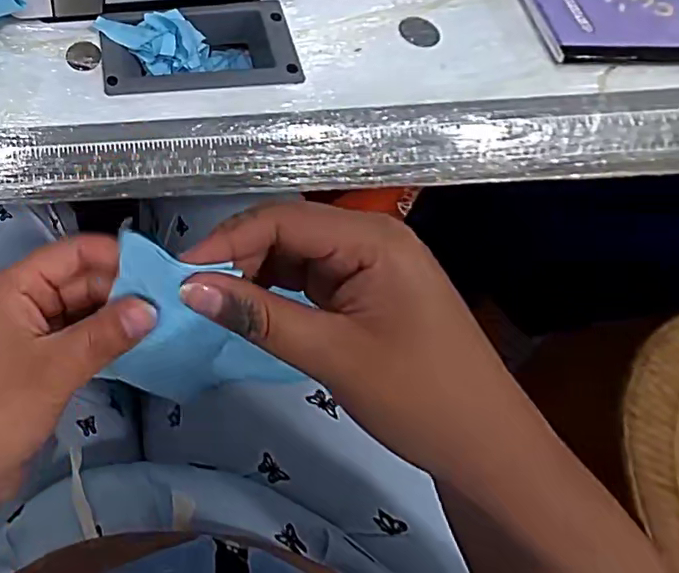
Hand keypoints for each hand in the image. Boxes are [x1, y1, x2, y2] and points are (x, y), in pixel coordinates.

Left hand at [0, 233, 156, 572]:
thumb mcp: (54, 369)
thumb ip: (104, 335)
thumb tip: (151, 307)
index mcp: (20, 284)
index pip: (75, 253)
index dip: (116, 256)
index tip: (158, 269)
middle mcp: (29, 298)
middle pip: (83, 278)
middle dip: (123, 287)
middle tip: (171, 300)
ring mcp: (37, 329)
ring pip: (86, 307)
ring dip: (118, 313)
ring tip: (165, 318)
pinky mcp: (45, 358)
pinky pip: (82, 334)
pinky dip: (107, 337)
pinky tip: (139, 342)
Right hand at [178, 202, 663, 572]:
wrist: (496, 458)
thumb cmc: (425, 401)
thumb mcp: (334, 357)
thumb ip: (259, 317)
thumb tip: (190, 290)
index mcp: (373, 238)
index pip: (283, 220)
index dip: (227, 241)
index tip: (182, 271)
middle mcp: (369, 237)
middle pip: (285, 229)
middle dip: (237, 255)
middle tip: (191, 288)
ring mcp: (367, 261)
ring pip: (291, 250)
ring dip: (252, 271)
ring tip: (212, 298)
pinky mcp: (363, 286)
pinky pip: (305, 274)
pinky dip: (273, 288)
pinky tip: (249, 305)